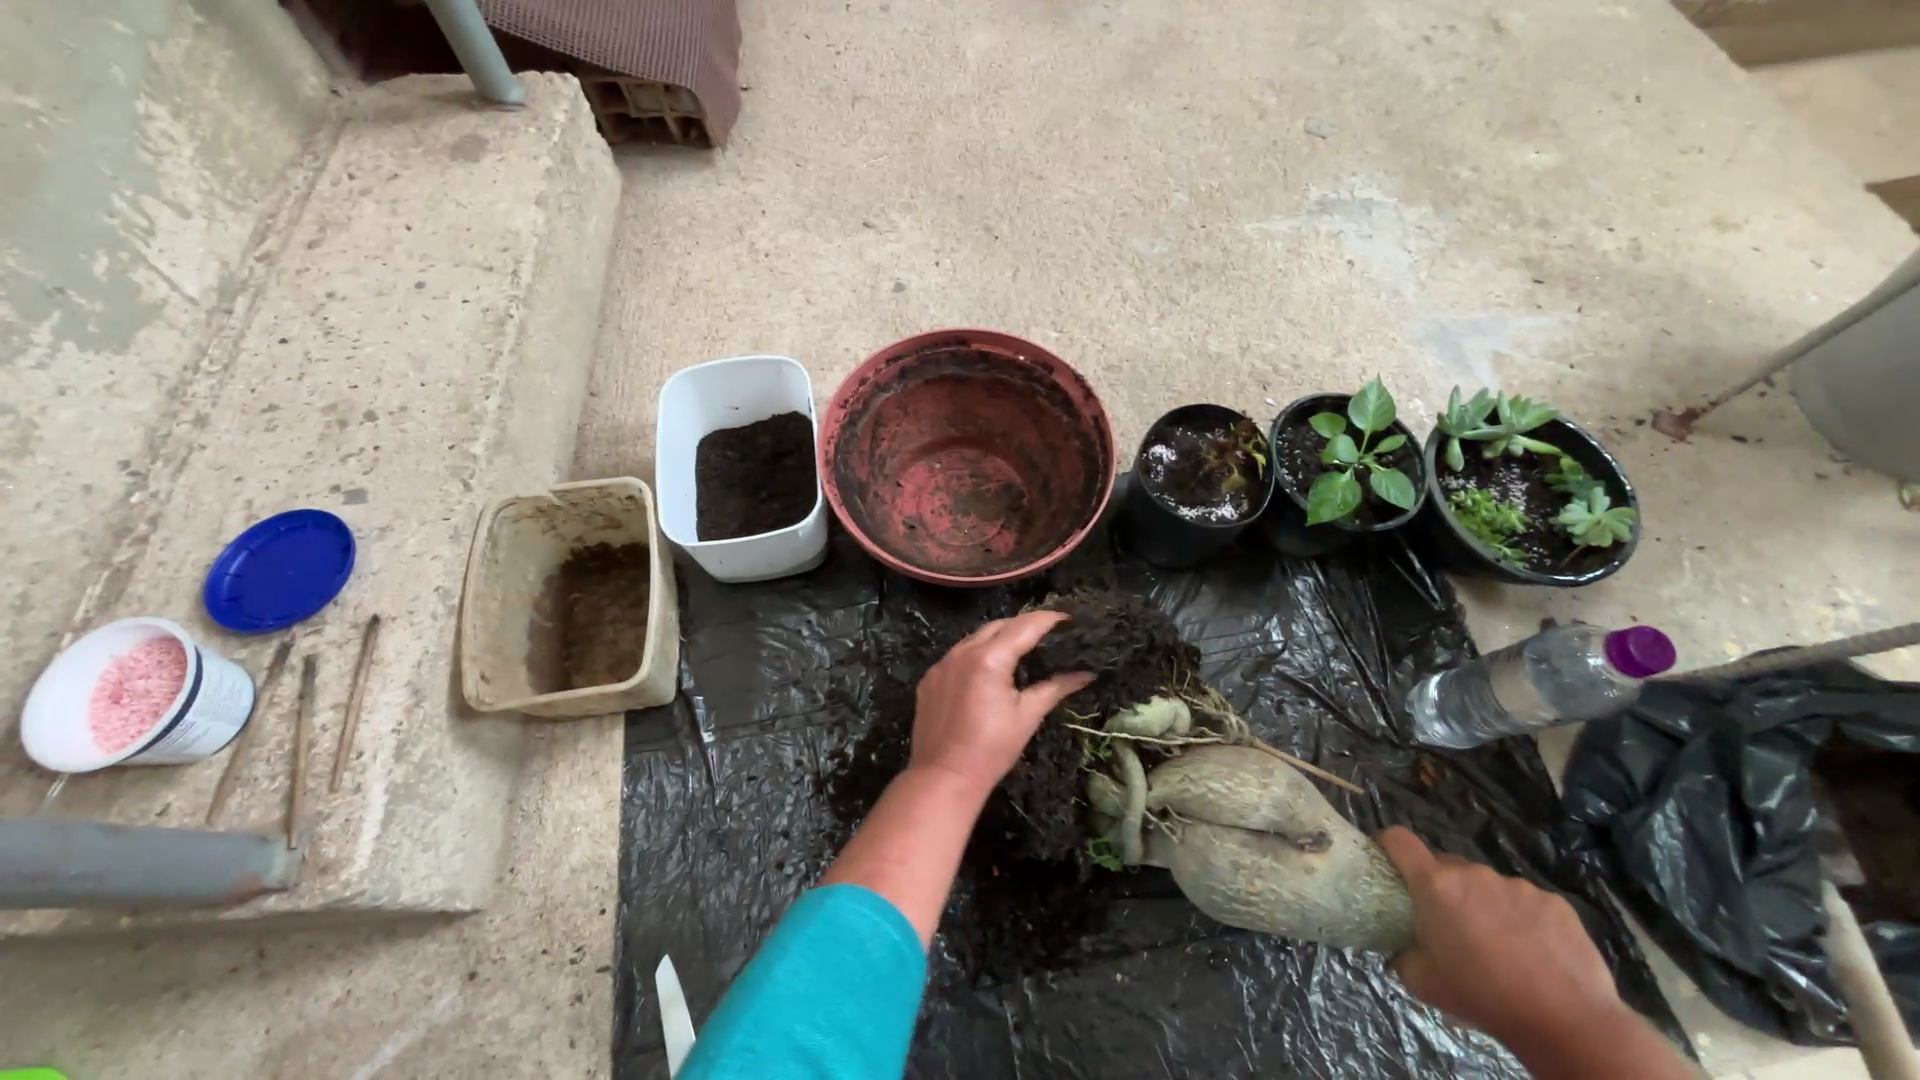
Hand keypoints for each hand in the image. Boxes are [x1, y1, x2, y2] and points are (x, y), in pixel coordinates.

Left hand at [909, 611, 1093, 792]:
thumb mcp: (1027, 716)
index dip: (1048, 620)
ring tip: (1021, 649)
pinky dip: (976, 655)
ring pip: (975, 638)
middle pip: (998, 625)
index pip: (1024, 626)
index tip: (1068, 620)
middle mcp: (962, 652)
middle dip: (1023, 625)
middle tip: (1048, 635)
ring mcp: (942, 664)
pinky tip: (989, 671)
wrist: (943, 777)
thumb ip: (1056, 688)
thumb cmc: (991, 749)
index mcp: (989, 659)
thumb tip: (1086, 674)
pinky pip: (957, 656)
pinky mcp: (930, 678)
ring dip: (999, 638)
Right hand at [1376, 827, 1622, 1048]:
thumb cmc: (1483, 996)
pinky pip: (1524, 901)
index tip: (1384, 860)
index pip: (1398, 839)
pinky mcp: (1555, 902)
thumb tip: (1401, 949)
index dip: (1386, 844)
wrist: (1568, 1021)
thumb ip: (1401, 955)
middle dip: (1440, 887)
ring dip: (1481, 904)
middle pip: (1445, 866)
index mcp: (1435, 885)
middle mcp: (1474, 874)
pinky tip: (1532, 952)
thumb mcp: (1422, 982)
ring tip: (1497, 945)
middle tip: (1446, 924)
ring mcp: (1518, 885)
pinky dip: (1520, 918)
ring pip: (1486, 885)